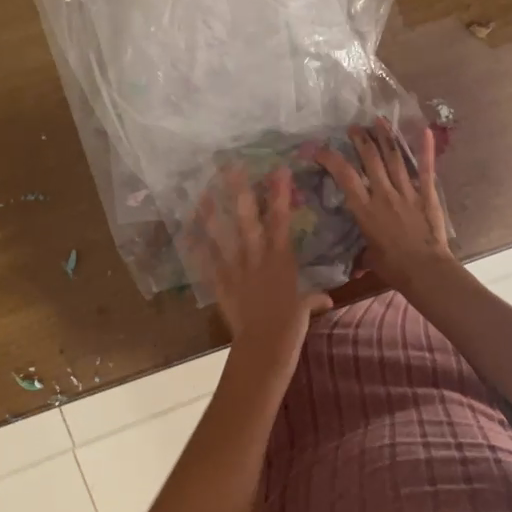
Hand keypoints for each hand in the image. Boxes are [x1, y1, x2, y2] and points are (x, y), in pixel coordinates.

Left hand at [187, 167, 330, 368]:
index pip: (281, 218)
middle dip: (240, 191)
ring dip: (212, 213)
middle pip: (248, 218)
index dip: (280, 193)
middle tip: (231, 167)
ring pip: (222, 235)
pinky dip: (195, 247)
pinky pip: (206, 262)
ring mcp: (236, 269)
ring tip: (204, 192)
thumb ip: (313, 299)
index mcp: (282, 258)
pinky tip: (185, 232)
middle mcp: (257, 256)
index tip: (278, 169)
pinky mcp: (220, 283)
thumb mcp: (305, 308)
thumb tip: (326, 299)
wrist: (265, 344)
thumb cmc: (291, 325)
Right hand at [315, 119, 456, 293]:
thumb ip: (361, 254)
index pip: (345, 176)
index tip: (319, 149)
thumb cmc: (393, 268)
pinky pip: (425, 169)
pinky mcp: (427, 195)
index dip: (330, 159)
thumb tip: (353, 266)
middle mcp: (384, 194)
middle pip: (370, 159)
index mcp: (365, 209)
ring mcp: (407, 192)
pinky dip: (426, 149)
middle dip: (361, 140)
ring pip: (394, 158)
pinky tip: (424, 130)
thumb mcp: (369, 259)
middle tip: (354, 128)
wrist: (425, 271)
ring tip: (378, 120)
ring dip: (385, 137)